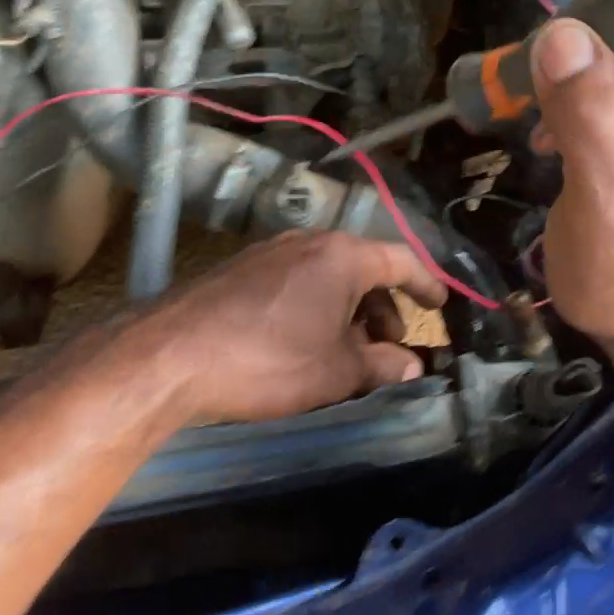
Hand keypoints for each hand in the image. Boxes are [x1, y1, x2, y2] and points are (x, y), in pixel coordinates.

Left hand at [110, 230, 447, 424]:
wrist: (172, 355)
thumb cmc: (269, 360)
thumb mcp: (336, 371)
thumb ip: (383, 365)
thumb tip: (414, 366)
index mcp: (343, 256)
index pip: (401, 261)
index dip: (427, 284)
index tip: (441, 306)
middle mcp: (309, 242)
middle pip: (364, 269)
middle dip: (384, 308)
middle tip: (390, 347)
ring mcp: (271, 252)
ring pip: (328, 276)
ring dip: (349, 310)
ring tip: (348, 352)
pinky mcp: (241, 269)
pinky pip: (297, 281)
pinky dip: (316, 306)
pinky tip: (306, 342)